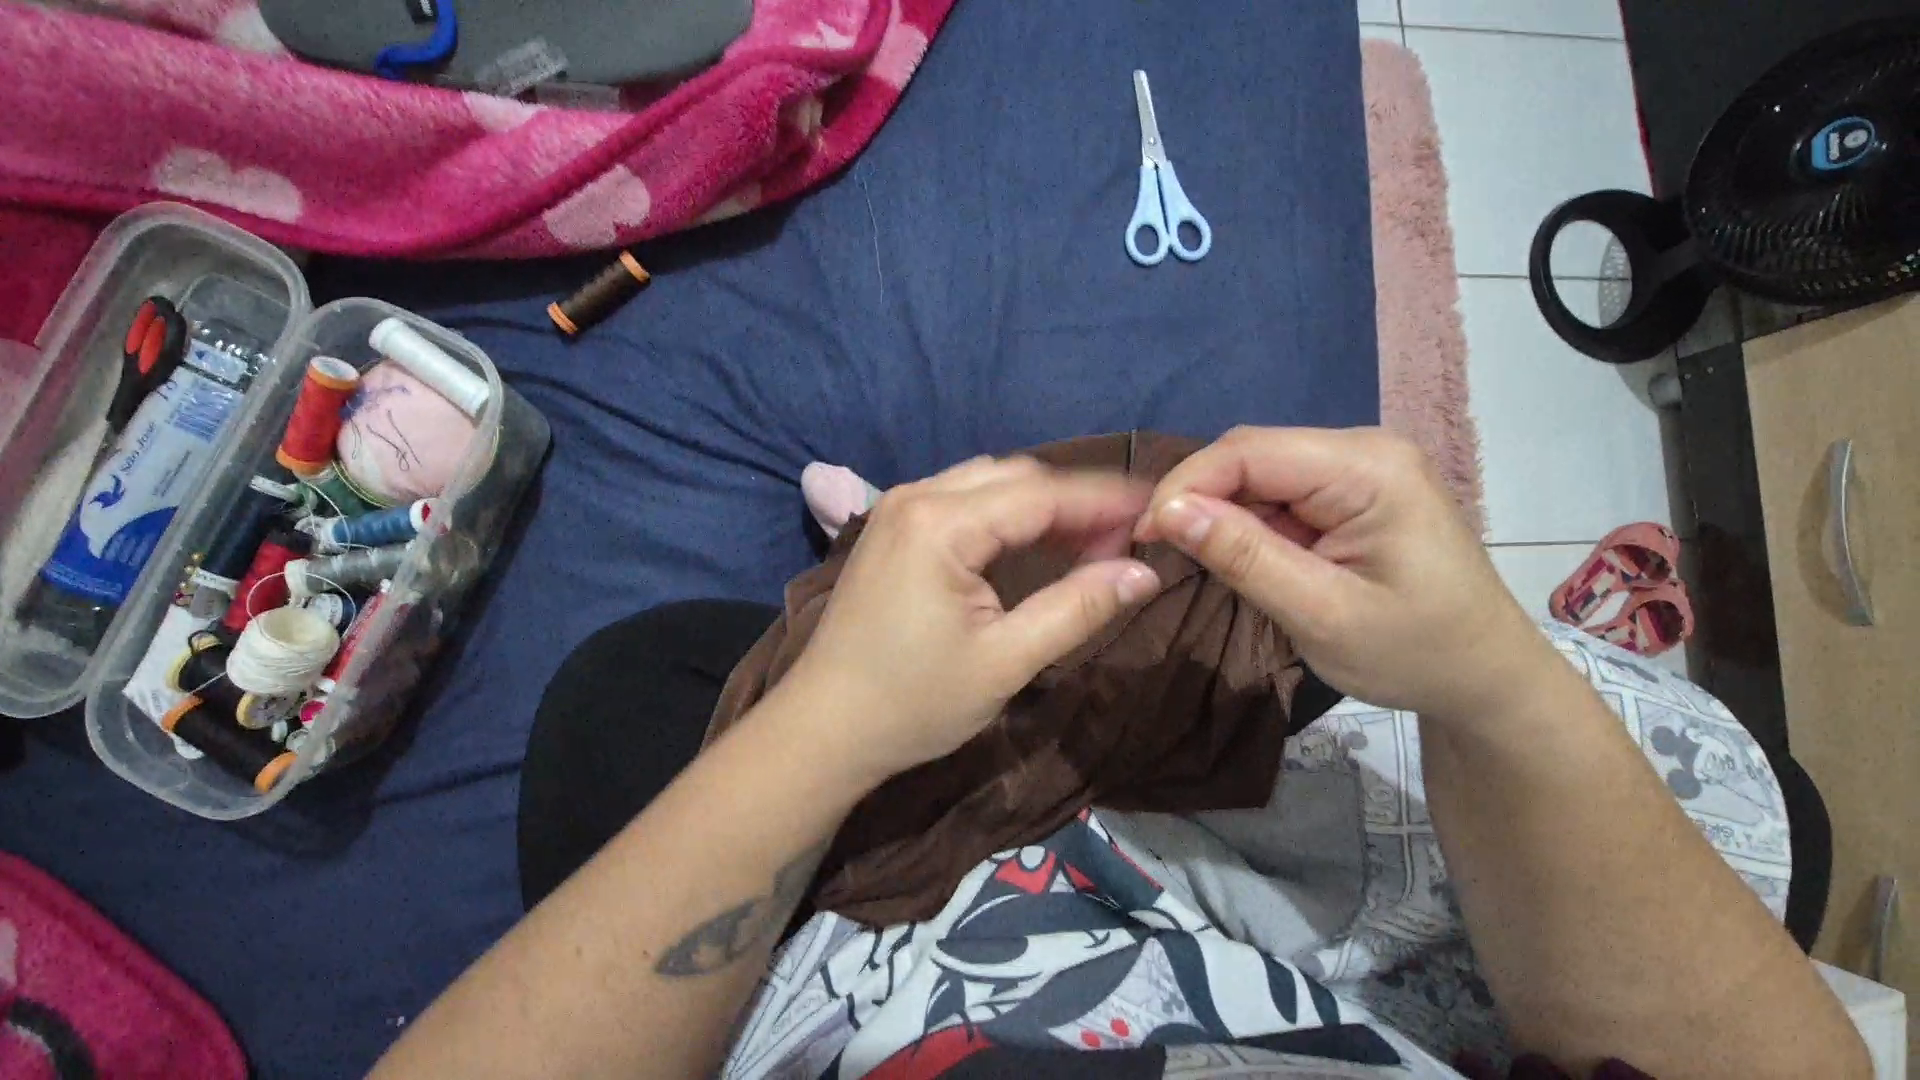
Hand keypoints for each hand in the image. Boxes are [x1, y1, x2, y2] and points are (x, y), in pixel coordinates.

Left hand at [779, 456, 1162, 781]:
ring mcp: (897, 510)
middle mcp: (916, 497)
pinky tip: (1032, 544)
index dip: (1103, 501)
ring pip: (987, 484)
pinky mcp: (890, 529)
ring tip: (1088, 543)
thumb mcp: (1005, 661)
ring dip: (1040, 505)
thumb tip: (1144, 573)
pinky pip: (960, 500)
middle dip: (1074, 502)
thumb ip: (1077, 609)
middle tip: (1123, 540)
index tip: (1155, 511)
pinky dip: (1004, 514)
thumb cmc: (913, 703)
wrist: (823, 729)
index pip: (1042, 494)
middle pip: (1015, 477)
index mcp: (942, 524)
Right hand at [1136, 426, 1557, 724]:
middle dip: (1198, 496)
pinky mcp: (1349, 492)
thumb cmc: (1416, 653)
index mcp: (1368, 469)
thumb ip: (1245, 557)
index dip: (1185, 485)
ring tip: (1198, 560)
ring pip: (1257, 474)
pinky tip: (1239, 557)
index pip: (1248, 452)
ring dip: (1220, 512)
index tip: (1144, 536)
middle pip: (1250, 454)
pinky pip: (1278, 494)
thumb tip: (1168, 512)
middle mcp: (1362, 450)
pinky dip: (1247, 524)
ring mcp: (1358, 468)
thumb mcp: (1322, 614)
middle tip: (1160, 550)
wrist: (1485, 677)